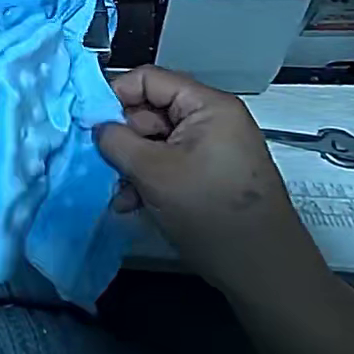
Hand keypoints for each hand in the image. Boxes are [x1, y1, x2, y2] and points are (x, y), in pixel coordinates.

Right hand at [96, 65, 329, 300]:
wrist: (264, 273)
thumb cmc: (210, 212)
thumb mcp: (153, 173)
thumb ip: (117, 141)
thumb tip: (96, 126)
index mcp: (208, 106)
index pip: (150, 79)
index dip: (116, 95)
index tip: (88, 120)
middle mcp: (212, 119)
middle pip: (151, 110)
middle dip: (124, 137)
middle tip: (101, 162)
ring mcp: (212, 147)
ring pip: (156, 140)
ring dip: (132, 163)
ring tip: (117, 192)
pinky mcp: (209, 174)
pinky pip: (169, 162)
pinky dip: (149, 178)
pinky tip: (132, 203)